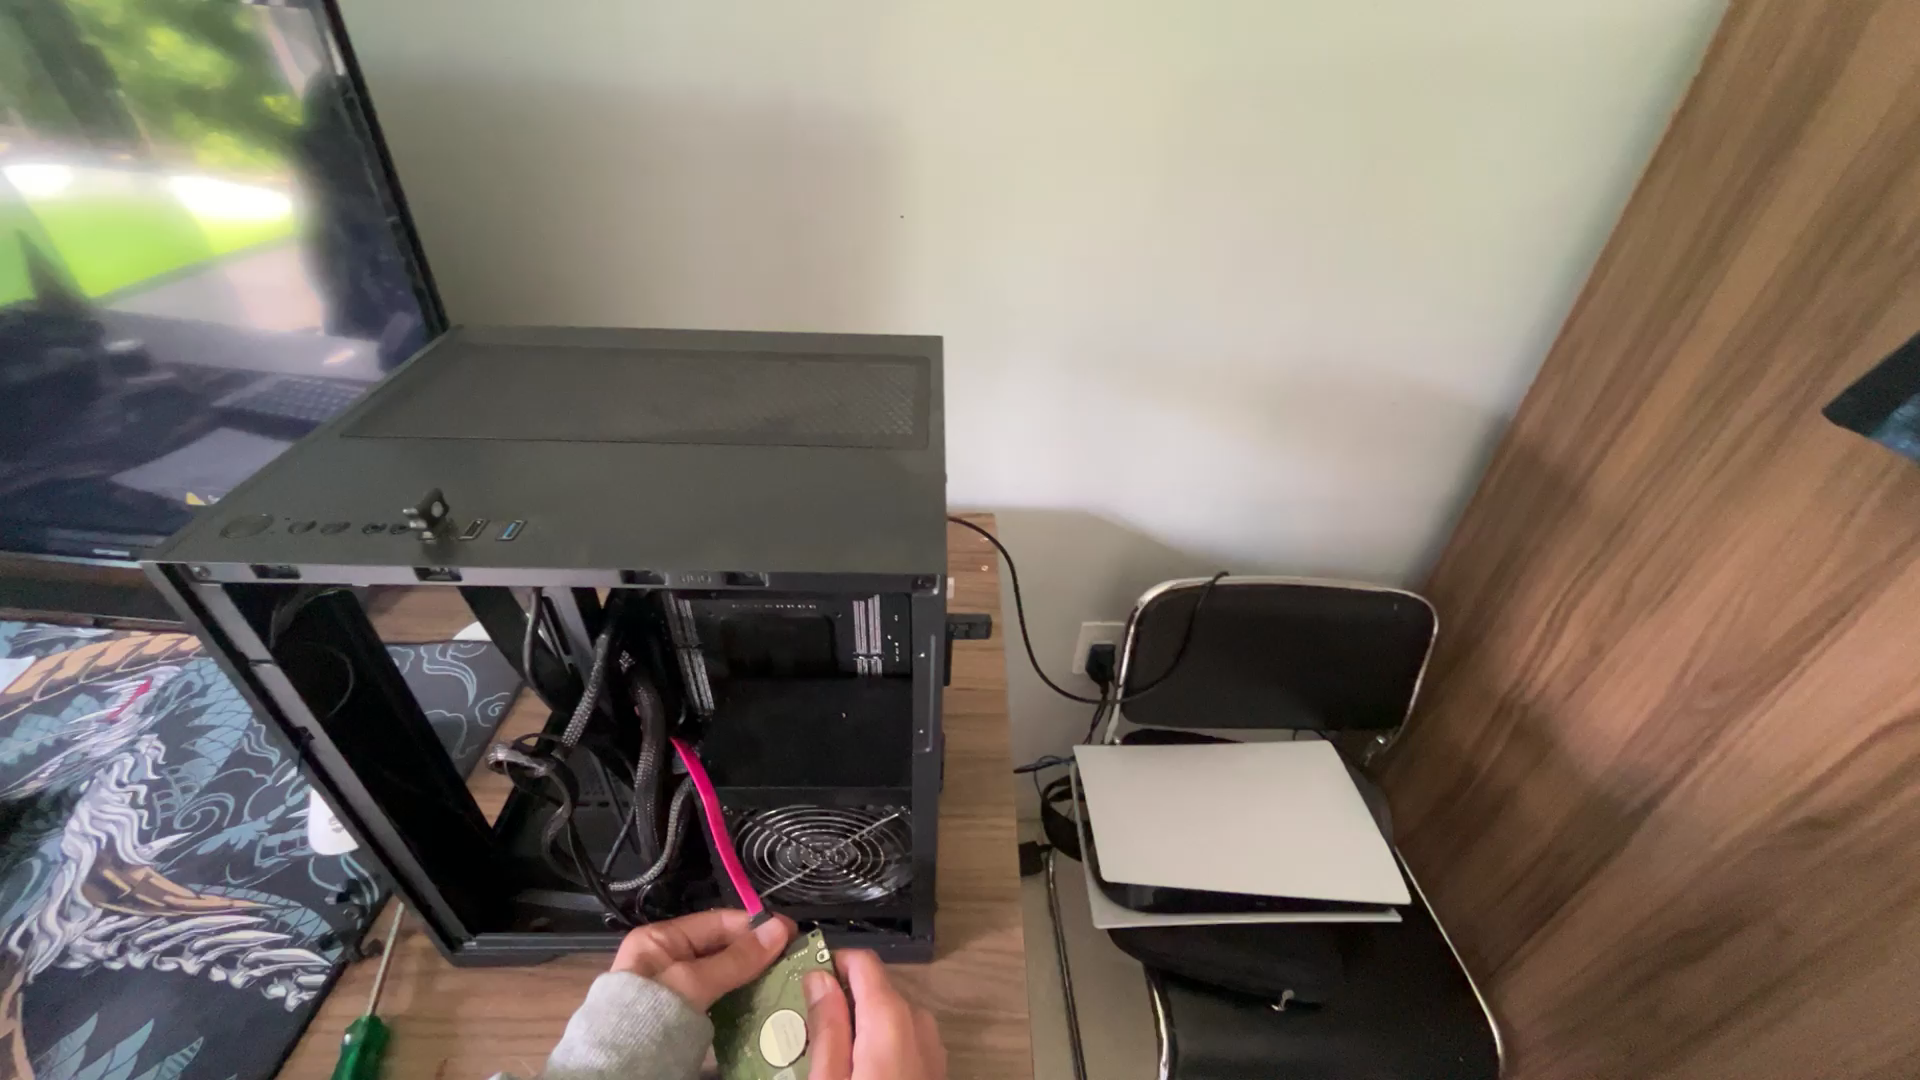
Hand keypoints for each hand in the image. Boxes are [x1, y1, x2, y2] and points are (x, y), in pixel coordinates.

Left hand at [610, 909, 795, 1010]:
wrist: (617, 1074)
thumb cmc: (651, 1016)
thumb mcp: (695, 982)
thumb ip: (737, 958)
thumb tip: (781, 928)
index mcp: (660, 939)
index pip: (717, 922)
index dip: (753, 925)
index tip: (788, 931)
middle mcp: (664, 957)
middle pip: (719, 946)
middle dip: (754, 951)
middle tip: (789, 957)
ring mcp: (670, 987)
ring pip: (720, 972)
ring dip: (748, 975)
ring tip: (779, 977)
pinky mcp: (677, 1014)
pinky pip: (714, 995)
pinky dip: (735, 995)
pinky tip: (757, 999)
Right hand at [803, 949, 946, 1079]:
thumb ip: (827, 1028)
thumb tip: (818, 979)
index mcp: (891, 1016)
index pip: (862, 960)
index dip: (832, 963)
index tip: (805, 982)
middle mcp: (917, 1019)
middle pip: (873, 989)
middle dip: (841, 1004)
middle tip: (809, 1036)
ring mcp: (931, 1043)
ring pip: (885, 1016)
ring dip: (859, 1028)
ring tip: (831, 1064)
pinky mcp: (936, 1064)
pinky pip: (901, 1038)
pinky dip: (879, 1046)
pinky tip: (860, 1073)